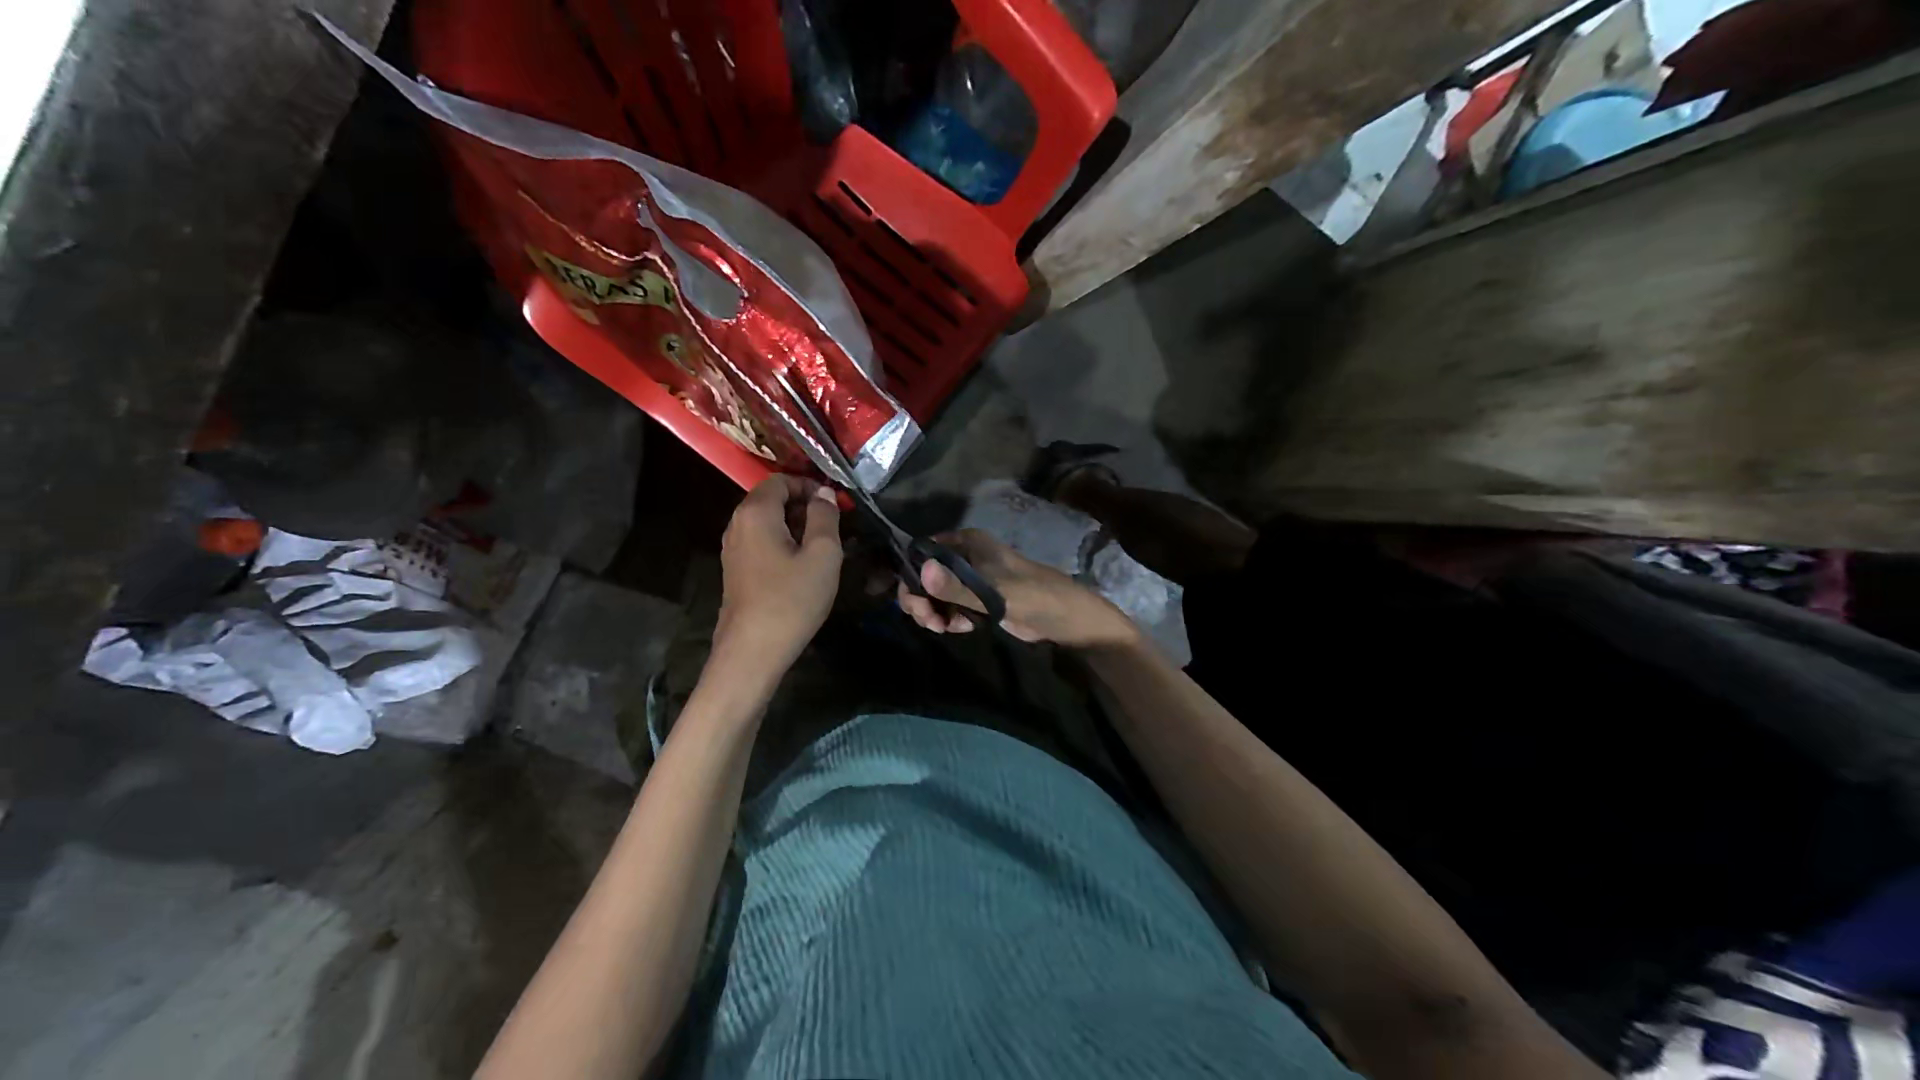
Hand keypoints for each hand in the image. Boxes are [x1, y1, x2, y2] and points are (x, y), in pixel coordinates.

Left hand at [715, 475, 842, 669]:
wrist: (753, 651)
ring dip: (797, 528)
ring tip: (824, 550)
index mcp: (755, 512)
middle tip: (835, 529)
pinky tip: (804, 569)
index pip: (781, 479)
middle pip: (772, 500)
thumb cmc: (791, 599)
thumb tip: (824, 494)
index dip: (810, 486)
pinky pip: (762, 544)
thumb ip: (825, 517)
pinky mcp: (737, 571)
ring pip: (768, 523)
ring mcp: (733, 549)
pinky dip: (784, 545)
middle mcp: (737, 524)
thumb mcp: (822, 554)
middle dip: (805, 507)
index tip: (836, 507)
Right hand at [897, 529, 1138, 647]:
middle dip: (921, 599)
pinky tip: (959, 629)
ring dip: (933, 612)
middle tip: (928, 622)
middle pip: (925, 575)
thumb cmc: (1033, 596)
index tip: (912, 601)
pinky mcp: (978, 600)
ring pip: (935, 593)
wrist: (1065, 619)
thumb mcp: (993, 592)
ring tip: (944, 628)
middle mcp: (965, 556)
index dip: (911, 574)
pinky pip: (950, 607)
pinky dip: (948, 619)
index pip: (923, 552)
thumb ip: (956, 586)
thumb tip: (922, 572)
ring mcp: (971, 578)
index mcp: (967, 543)